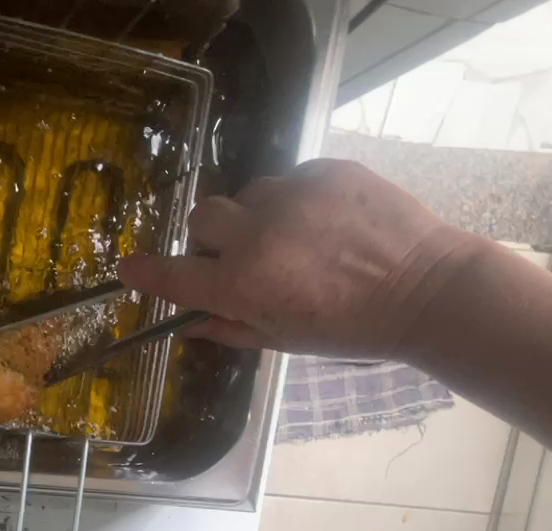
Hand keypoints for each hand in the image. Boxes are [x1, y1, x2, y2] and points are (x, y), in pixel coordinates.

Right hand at [117, 159, 484, 359]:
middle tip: (236, 255)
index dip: (146, 272)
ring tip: (291, 237)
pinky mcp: (327, 169)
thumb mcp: (277, 340)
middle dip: (210, 236)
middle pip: (202, 217)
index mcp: (241, 285)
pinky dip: (294, 200)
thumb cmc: (345, 329)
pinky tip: (324, 222)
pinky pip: (289, 179)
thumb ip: (224, 327)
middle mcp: (257, 234)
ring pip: (247, 195)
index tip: (127, 267)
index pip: (175, 276)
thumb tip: (187, 323)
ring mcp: (293, 195)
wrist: (425, 289)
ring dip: (254, 216)